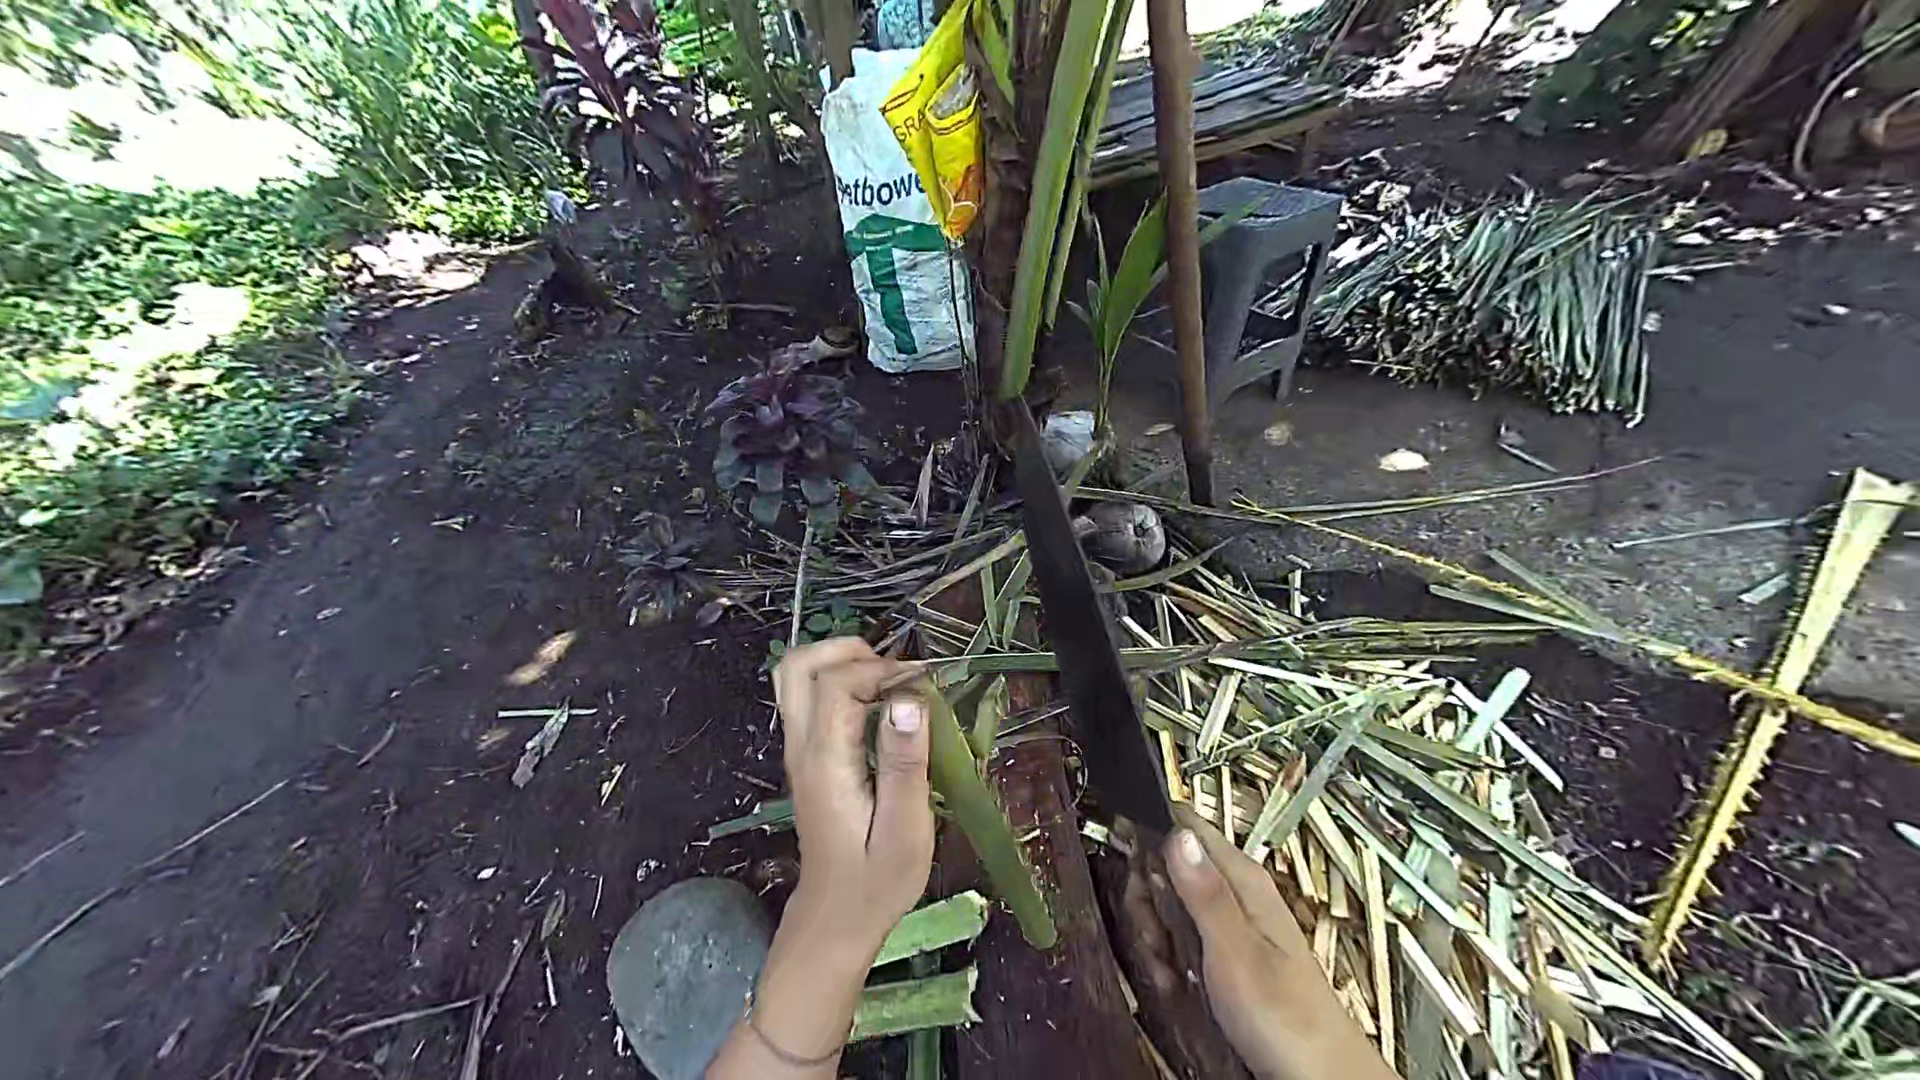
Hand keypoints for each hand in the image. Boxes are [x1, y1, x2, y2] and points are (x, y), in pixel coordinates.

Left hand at [708, 639, 933, 1078]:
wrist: (835, 919)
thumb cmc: (876, 881)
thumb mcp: (905, 829)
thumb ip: (904, 763)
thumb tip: (908, 699)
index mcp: (825, 762)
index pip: (836, 684)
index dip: (881, 670)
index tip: (922, 686)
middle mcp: (802, 746)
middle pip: (798, 665)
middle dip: (848, 651)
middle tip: (894, 672)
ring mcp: (798, 748)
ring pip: (796, 675)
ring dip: (841, 661)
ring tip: (887, 681)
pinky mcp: (806, 754)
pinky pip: (808, 695)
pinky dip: (840, 679)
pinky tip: (877, 703)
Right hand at [1162, 805, 1395, 1079]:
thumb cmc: (1286, 1021)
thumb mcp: (1236, 952)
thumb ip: (1205, 892)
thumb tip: (1177, 833)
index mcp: (1241, 878)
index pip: (1184, 826)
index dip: (1151, 840)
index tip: (1137, 876)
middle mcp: (1236, 890)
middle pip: (1171, 865)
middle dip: (1149, 897)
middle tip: (1152, 933)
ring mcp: (1231, 920)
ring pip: (1172, 902)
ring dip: (1157, 932)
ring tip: (1165, 966)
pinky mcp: (1226, 950)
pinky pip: (1183, 935)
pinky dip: (1171, 956)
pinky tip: (1174, 981)